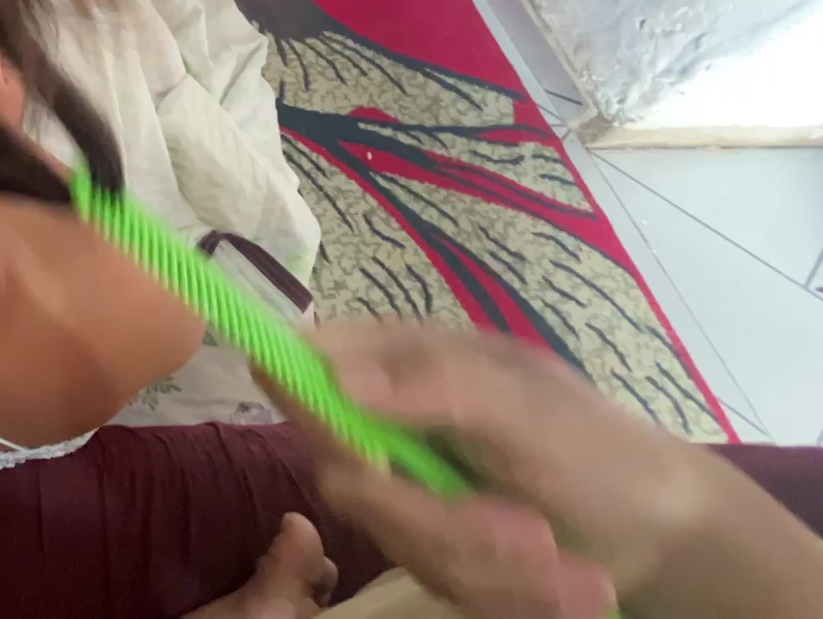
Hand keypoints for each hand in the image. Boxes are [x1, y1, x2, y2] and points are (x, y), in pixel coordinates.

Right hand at [278, 324, 725, 618]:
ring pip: (391, 537)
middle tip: (531, 539)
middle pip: (345, 476)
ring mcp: (389, 480)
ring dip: (492, 570)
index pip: (295, 364)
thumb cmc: (594, 444)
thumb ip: (435, 383)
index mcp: (382, 361)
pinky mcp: (414, 536)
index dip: (300, 402)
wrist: (660, 528)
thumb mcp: (529, 407)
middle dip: (440, 524)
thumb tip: (336, 376)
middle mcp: (368, 417)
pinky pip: (428, 574)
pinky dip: (503, 595)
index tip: (368, 460)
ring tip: (579, 576)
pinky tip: (561, 587)